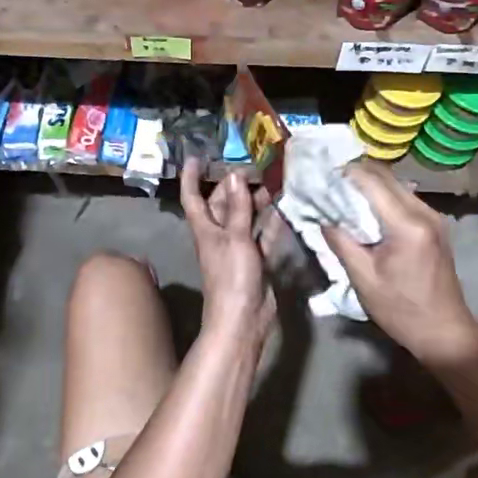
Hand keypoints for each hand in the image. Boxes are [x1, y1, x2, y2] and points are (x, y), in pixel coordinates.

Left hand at [179, 158, 274, 344]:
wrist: (243, 319)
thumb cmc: (231, 276)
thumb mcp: (235, 238)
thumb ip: (238, 208)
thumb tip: (234, 176)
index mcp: (205, 228)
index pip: (193, 197)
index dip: (192, 177)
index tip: (197, 158)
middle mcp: (219, 235)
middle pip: (224, 205)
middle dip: (235, 187)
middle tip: (254, 168)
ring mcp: (238, 248)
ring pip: (246, 219)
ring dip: (257, 202)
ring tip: (274, 183)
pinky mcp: (256, 261)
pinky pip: (263, 236)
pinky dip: (272, 223)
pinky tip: (285, 209)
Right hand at [322, 161, 477, 365]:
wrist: (445, 332)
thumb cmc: (401, 309)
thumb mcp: (362, 277)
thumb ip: (340, 241)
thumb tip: (322, 216)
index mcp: (407, 225)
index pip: (371, 182)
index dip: (344, 173)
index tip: (320, 174)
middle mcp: (424, 213)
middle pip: (385, 176)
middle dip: (354, 173)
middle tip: (326, 180)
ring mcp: (433, 217)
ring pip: (394, 184)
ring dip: (367, 183)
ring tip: (339, 192)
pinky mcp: (433, 225)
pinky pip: (402, 197)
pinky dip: (380, 195)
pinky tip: (362, 207)